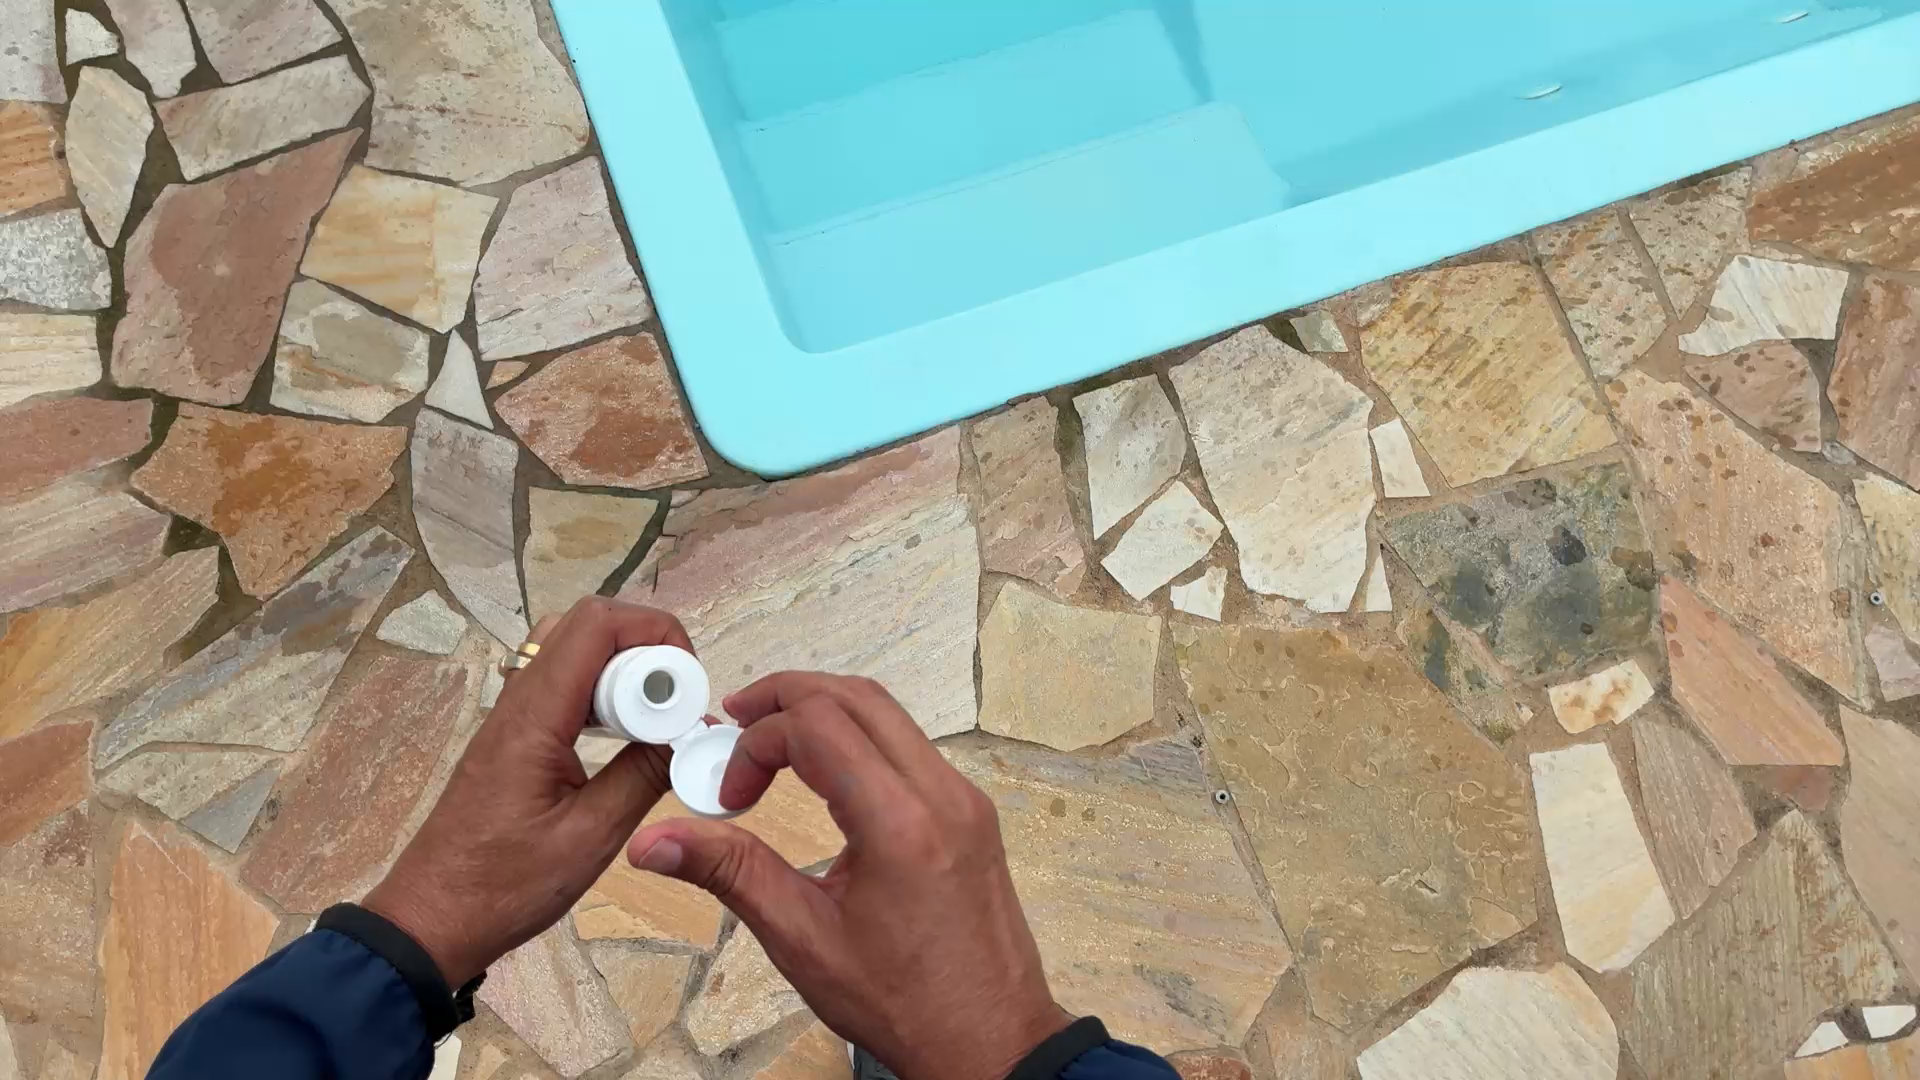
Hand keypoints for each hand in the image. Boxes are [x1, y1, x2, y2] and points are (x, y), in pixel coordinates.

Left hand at [362, 598, 692, 986]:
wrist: (428, 924)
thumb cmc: (506, 886)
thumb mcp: (591, 836)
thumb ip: (644, 775)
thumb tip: (691, 731)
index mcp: (536, 716)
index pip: (597, 625)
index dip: (654, 633)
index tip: (686, 684)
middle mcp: (521, 698)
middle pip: (586, 622)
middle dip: (646, 641)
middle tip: (676, 692)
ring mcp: (515, 712)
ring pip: (574, 643)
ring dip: (625, 659)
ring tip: (656, 705)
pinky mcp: (517, 731)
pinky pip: (566, 676)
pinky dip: (606, 682)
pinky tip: (625, 724)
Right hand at [626, 672, 1070, 1079]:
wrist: (990, 1036)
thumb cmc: (901, 1001)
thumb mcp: (803, 940)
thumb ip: (731, 873)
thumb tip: (655, 840)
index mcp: (900, 823)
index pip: (819, 727)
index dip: (759, 741)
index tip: (731, 790)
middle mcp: (941, 791)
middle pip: (856, 696)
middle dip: (788, 695)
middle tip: (737, 718)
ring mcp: (963, 792)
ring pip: (887, 710)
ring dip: (824, 708)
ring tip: (770, 734)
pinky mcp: (969, 803)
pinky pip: (908, 740)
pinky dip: (858, 732)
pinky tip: (825, 763)